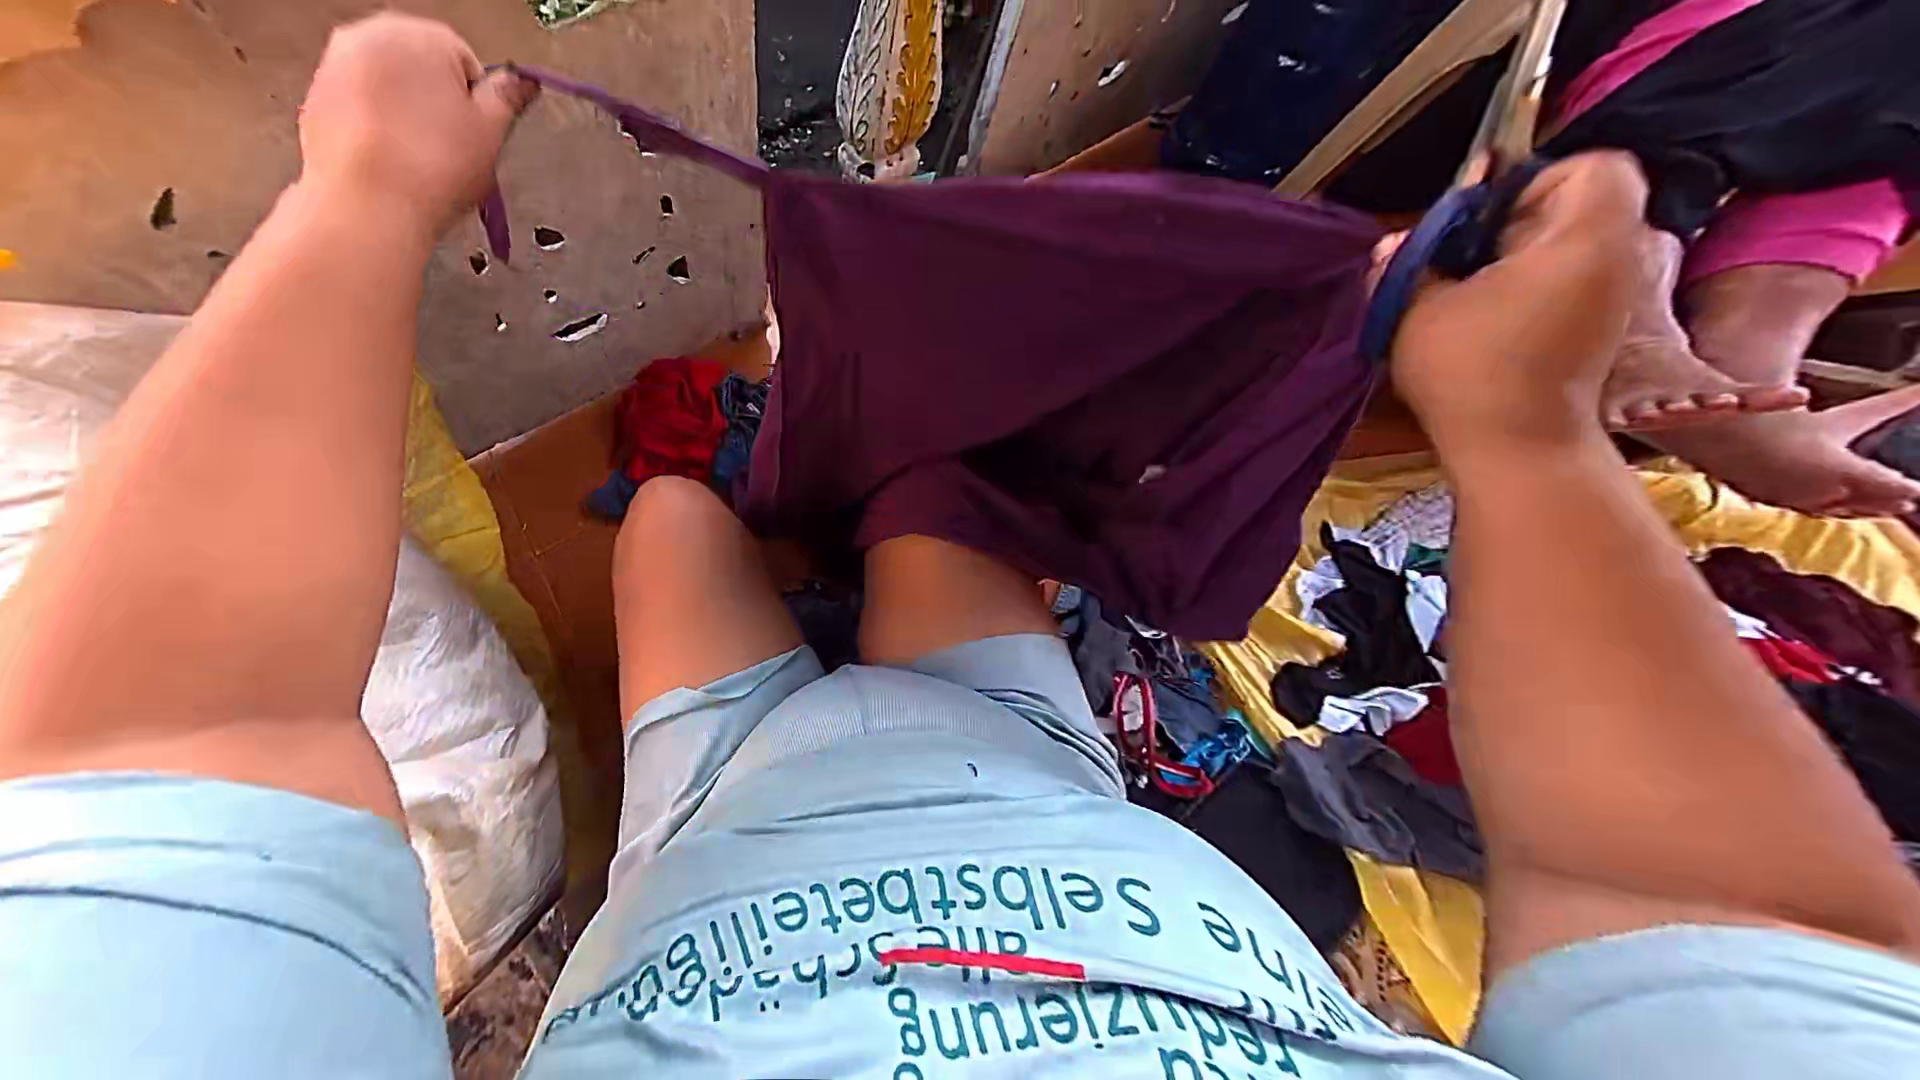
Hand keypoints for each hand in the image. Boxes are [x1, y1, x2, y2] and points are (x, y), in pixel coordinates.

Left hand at [296, 13, 535, 235]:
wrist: (370, 200)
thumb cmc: (434, 165)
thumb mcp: (492, 132)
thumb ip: (507, 98)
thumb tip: (520, 82)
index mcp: (422, 36)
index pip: (467, 60)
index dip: (480, 101)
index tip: (482, 131)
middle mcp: (372, 34)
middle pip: (425, 66)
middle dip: (443, 101)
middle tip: (458, 145)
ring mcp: (338, 60)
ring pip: (394, 85)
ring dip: (413, 113)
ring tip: (428, 156)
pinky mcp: (319, 91)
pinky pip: (366, 103)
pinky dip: (384, 125)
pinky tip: (398, 157)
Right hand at [1388, 152, 1648, 455]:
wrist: (1514, 447)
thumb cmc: (1469, 371)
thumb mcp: (1418, 310)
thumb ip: (1407, 267)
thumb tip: (1393, 246)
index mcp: (1585, 236)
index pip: (1588, 166)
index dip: (1529, 181)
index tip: (1479, 221)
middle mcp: (1617, 257)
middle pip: (1572, 209)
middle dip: (1510, 226)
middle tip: (1457, 261)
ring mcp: (1612, 298)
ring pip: (1565, 250)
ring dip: (1512, 262)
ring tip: (1463, 297)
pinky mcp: (1597, 331)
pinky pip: (1566, 285)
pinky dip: (1525, 292)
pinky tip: (1482, 324)